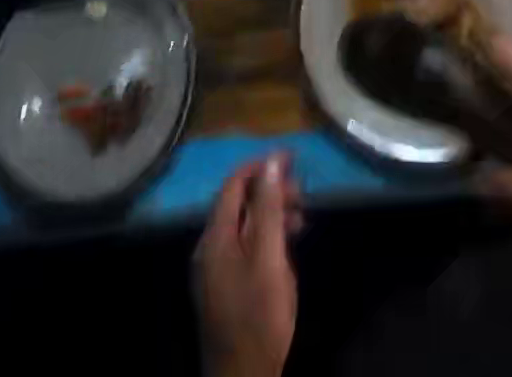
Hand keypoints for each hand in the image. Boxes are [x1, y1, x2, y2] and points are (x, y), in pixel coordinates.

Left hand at [195, 154, 300, 376]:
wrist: (243, 376)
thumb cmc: (259, 315)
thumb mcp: (269, 258)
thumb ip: (268, 209)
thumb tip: (272, 163)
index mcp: (215, 236)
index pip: (233, 184)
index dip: (260, 166)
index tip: (290, 157)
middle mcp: (210, 246)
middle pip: (238, 203)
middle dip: (269, 189)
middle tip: (301, 191)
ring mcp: (216, 267)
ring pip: (243, 224)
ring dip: (271, 212)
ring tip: (302, 215)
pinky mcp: (226, 284)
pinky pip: (245, 244)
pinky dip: (266, 234)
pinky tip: (288, 241)